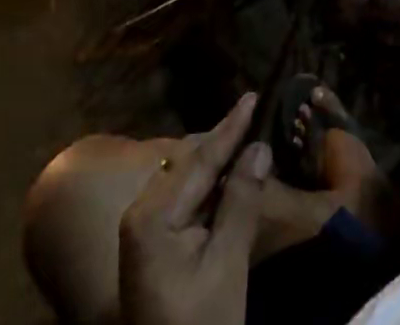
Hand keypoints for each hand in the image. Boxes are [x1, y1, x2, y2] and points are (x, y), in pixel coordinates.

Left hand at [119, 93, 270, 324]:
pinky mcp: (150, 243)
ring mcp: (141, 228)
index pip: (199, 160)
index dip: (230, 127)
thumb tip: (260, 148)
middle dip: (222, 140)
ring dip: (216, 160)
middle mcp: (139, 212)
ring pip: (185, 178)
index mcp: (152, 215)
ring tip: (245, 136)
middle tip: (254, 113)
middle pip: (188, 163)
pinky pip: (182, 198)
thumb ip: (241, 201)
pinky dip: (208, 184)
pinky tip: (228, 177)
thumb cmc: (201, 323)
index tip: (252, 96)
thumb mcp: (227, 263)